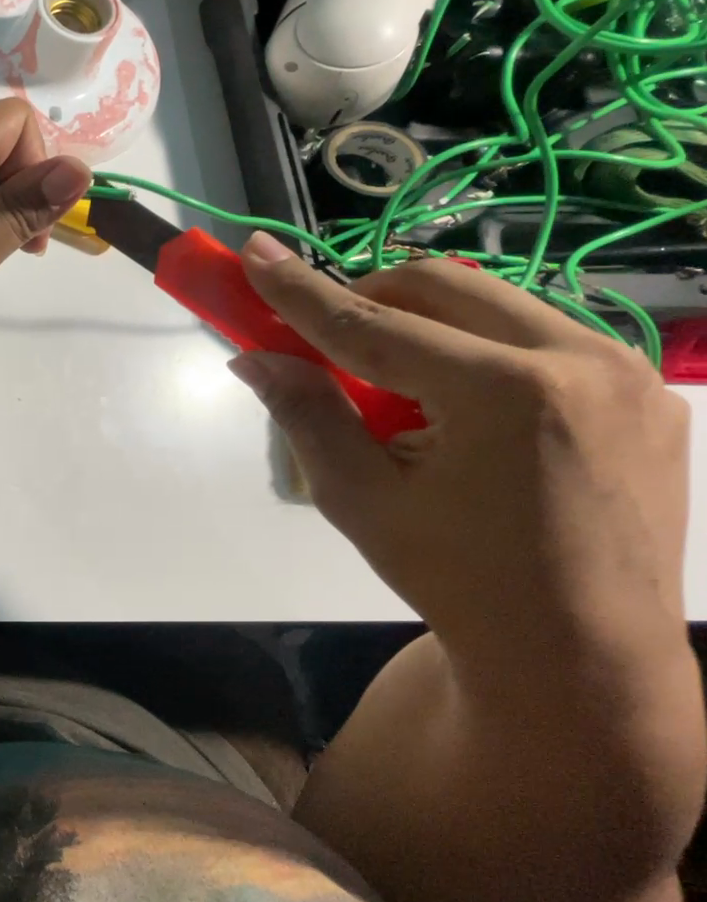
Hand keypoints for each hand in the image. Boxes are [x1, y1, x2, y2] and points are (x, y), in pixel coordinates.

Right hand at [229, 234, 689, 648]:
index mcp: (506, 392)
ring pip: (494, 304)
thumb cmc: (456, 577)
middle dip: (366, 298)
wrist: (583, 649)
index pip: (372, 323)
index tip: (253, 252)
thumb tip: (253, 358)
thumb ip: (308, 414)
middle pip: (441, 286)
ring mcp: (629, 371)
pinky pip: (541, 336)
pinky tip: (460, 412)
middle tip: (322, 343)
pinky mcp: (648, 391)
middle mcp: (581, 358)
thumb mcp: (361, 499)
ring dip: (423, 325)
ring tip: (396, 393)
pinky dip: (477, 350)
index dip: (301, 290)